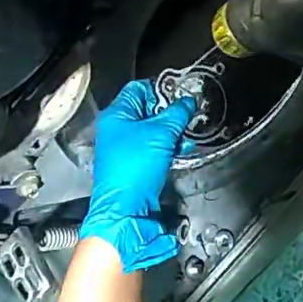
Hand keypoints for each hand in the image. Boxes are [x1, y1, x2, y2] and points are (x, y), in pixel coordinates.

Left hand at [78, 80, 194, 271]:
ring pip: (152, 132)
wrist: (126, 211)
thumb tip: (187, 102)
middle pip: (147, 111)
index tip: (179, 95)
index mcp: (115, 115)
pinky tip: (177, 154)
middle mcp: (116, 131)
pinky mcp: (134, 166)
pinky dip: (166, 150)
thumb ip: (177, 114)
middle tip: (184, 119)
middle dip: (169, 115)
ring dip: (170, 134)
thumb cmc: (132, 172)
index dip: (160, 90)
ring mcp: (124, 149)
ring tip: (183, 139)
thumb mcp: (161, 134)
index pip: (138, 89)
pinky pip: (153, 150)